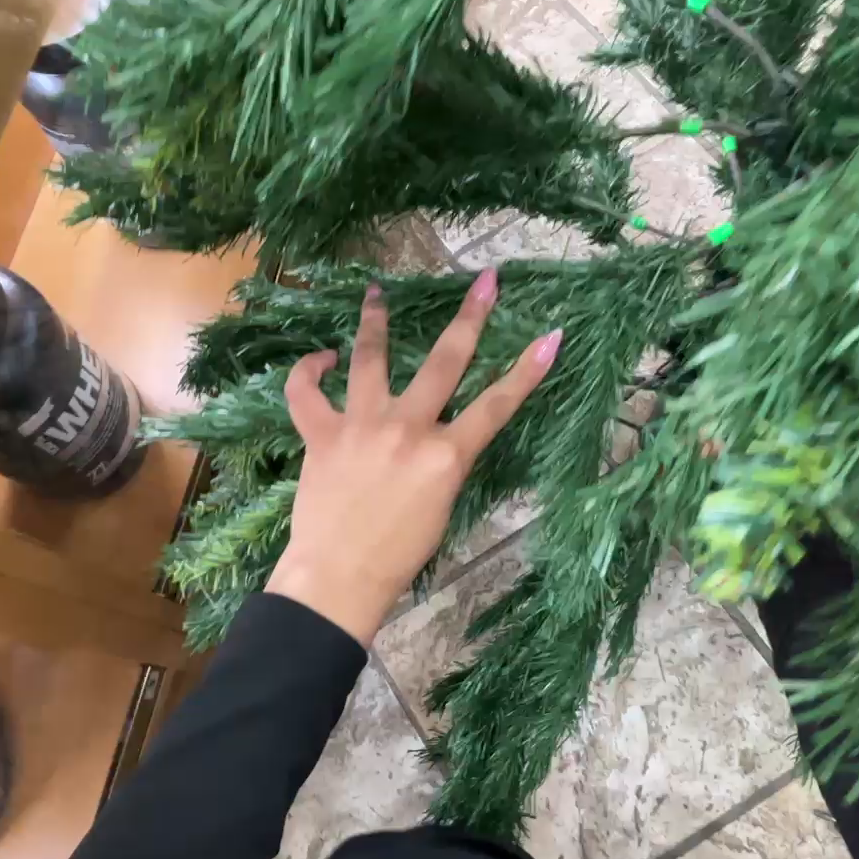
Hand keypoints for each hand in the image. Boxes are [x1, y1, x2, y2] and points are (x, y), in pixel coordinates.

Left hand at [265, 268, 561, 644]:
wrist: (340, 577)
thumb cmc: (398, 557)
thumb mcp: (441, 509)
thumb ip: (443, 464)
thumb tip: (439, 440)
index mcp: (446, 456)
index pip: (497, 405)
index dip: (528, 370)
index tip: (552, 336)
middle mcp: (408, 429)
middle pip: (446, 362)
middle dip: (471, 316)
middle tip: (485, 281)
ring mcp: (362, 426)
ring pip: (370, 359)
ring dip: (375, 322)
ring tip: (375, 293)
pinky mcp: (322, 434)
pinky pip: (306, 393)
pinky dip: (308, 372)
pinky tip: (320, 359)